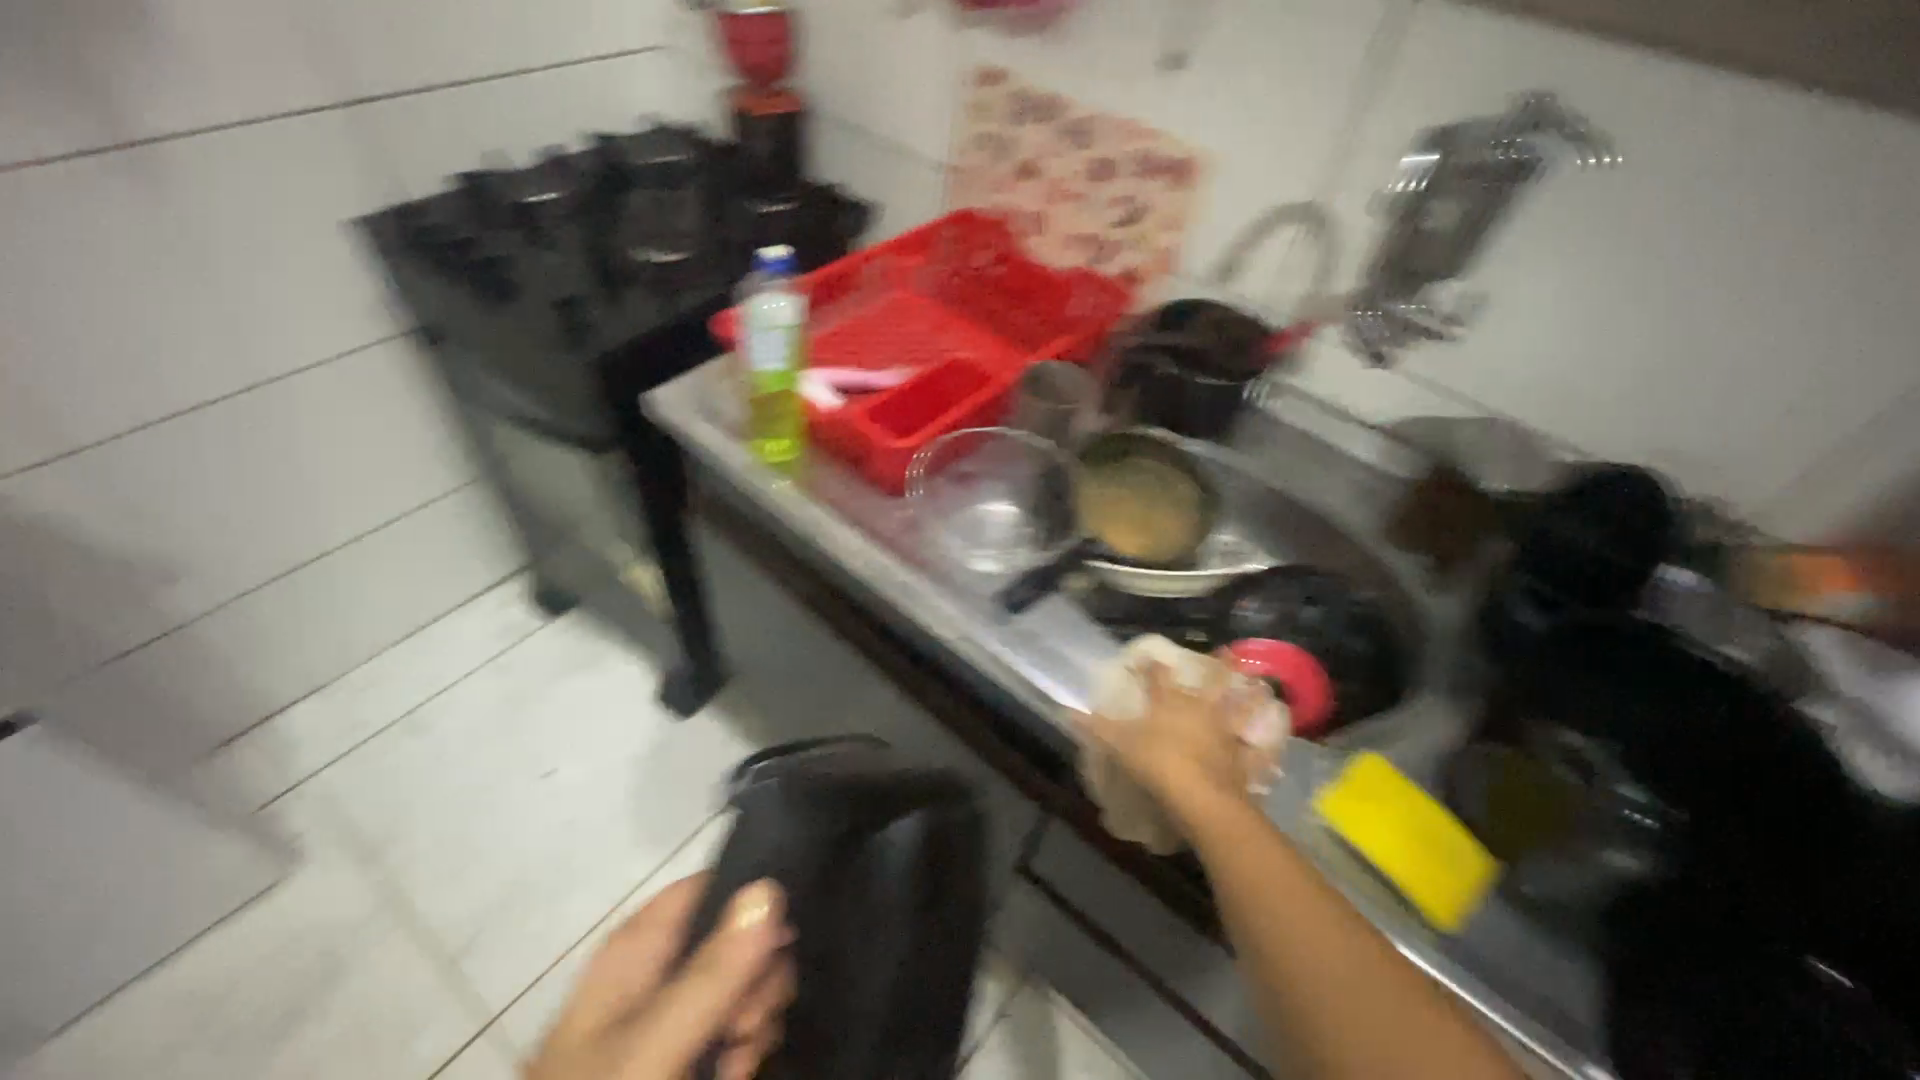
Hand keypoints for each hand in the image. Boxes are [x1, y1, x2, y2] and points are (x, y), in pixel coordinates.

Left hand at [526, 875, 795, 1079]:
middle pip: (737, 936)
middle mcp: (656, 968)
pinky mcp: (681, 1047)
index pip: (710, 887)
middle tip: (744, 1028)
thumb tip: (769, 888)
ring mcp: (668, 1010)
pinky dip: (744, 1047)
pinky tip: (736, 1071)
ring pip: (743, 982)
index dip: (751, 906)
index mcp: (637, 947)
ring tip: (736, 1063)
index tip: (774, 949)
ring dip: (756, 1020)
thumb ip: (711, 973)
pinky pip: (734, 1024)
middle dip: (757, 981)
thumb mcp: (653, 1043)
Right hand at [1074, 655, 1265, 823]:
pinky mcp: (1241, 758)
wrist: (1200, 795)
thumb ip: (1097, 728)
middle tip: (1226, 650)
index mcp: (1169, 704)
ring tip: (1259, 686)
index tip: (1146, 656)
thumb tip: (1067, 710)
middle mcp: (1200, 711)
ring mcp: (1224, 733)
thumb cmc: (1157, 762)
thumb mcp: (1120, 744)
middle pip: (1211, 683)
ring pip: (1239, 709)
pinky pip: (1253, 750)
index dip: (1151, 667)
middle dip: (1217, 666)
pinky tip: (1269, 746)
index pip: (1157, 678)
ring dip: (1248, 698)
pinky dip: (1261, 748)